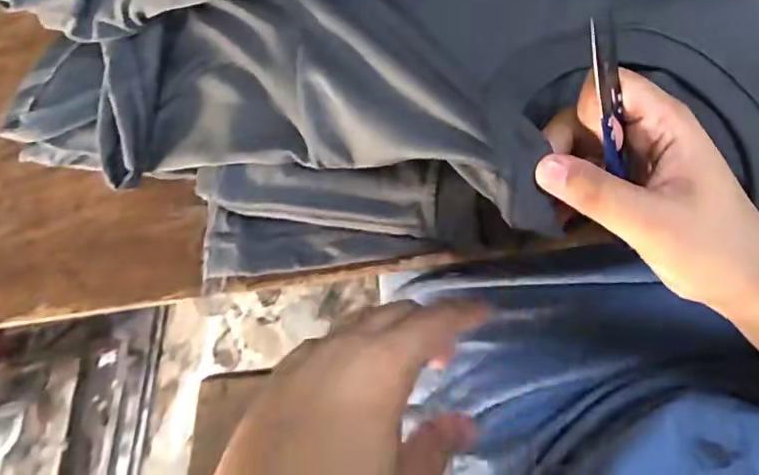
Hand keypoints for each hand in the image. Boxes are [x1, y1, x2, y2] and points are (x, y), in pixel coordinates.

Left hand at [217, 301, 490, 474]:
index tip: (485, 311)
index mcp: (383, 363)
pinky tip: (346, 378)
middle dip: (425, 322)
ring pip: (356, 323)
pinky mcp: (272, 385)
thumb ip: (434, 446)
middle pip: (395, 313)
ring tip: (397, 362)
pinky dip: (346, 348)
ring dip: (384, 331)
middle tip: (445, 350)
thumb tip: (464, 424)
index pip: (435, 320)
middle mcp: (345, 347)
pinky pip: (321, 345)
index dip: (463, 313)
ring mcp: (304, 361)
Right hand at [535, 68, 758, 309]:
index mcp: (665, 120)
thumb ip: (596, 192)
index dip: (587, 109)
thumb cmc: (710, 247)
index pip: (612, 83)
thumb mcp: (651, 223)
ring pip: (592, 141)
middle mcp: (652, 128)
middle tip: (550, 188)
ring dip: (569, 169)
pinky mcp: (639, 180)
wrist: (750, 285)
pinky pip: (599, 168)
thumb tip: (541, 166)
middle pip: (594, 112)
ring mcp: (645, 154)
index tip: (579, 153)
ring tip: (551, 208)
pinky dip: (580, 186)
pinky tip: (562, 215)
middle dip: (568, 144)